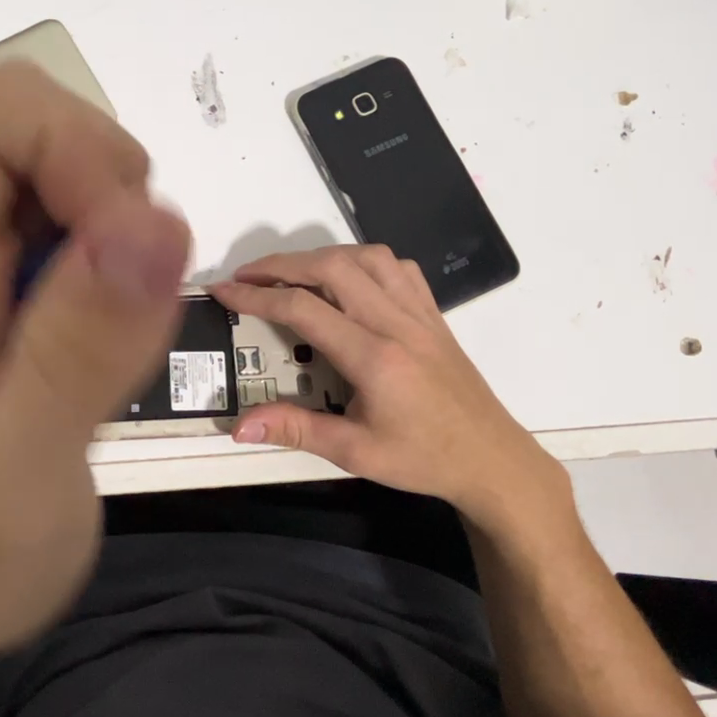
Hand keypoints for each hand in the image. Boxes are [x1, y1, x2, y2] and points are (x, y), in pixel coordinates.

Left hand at [0, 57, 189, 664]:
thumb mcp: (18, 475)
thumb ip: (74, 356)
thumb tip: (150, 222)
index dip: (58, 135)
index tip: (117, 230)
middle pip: (18, 113)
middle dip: (99, 168)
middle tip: (129, 279)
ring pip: (56, 157)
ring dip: (119, 209)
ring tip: (124, 318)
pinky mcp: (21, 289)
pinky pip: (79, 215)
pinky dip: (122, 246)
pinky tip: (119, 330)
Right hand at [208, 245, 567, 528]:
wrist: (493, 460)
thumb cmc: (423, 459)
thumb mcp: (354, 452)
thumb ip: (295, 430)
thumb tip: (240, 426)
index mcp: (374, 357)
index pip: (303, 309)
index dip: (256, 296)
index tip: (223, 291)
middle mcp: (397, 324)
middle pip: (332, 267)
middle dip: (281, 264)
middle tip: (246, 276)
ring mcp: (420, 315)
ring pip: (368, 258)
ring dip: (322, 256)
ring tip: (290, 273)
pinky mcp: (434, 316)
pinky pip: (398, 269)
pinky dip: (363, 261)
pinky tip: (347, 280)